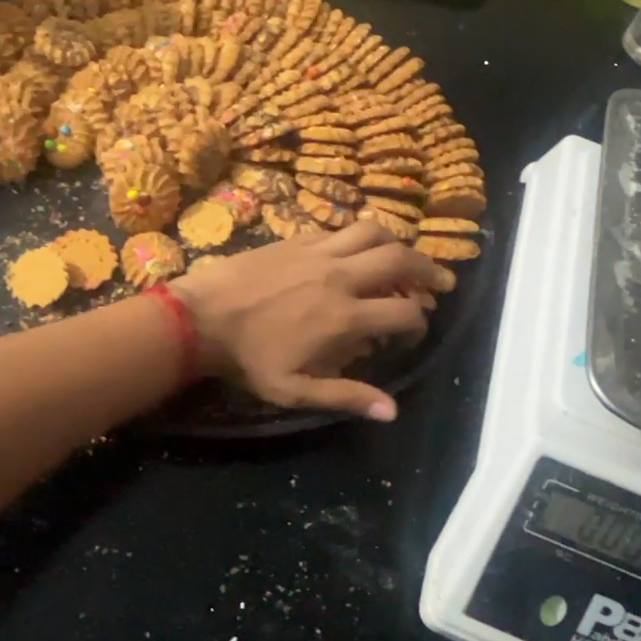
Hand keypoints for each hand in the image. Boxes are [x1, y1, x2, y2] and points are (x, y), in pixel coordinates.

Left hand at [168, 223, 454, 420]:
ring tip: (401, 259)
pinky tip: (355, 252)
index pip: (404, 311)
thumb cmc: (248, 359)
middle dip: (428, 269)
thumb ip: (346, 396)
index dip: (420, 322)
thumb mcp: (295, 390)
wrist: (201, 317)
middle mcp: (340, 276)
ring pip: (373, 231)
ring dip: (396, 243)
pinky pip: (339, 229)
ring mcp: (318, 252)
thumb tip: (392, 411)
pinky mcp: (296, 238)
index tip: (414, 331)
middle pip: (400, 259)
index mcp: (344, 317)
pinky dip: (358, 237)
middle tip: (438, 282)